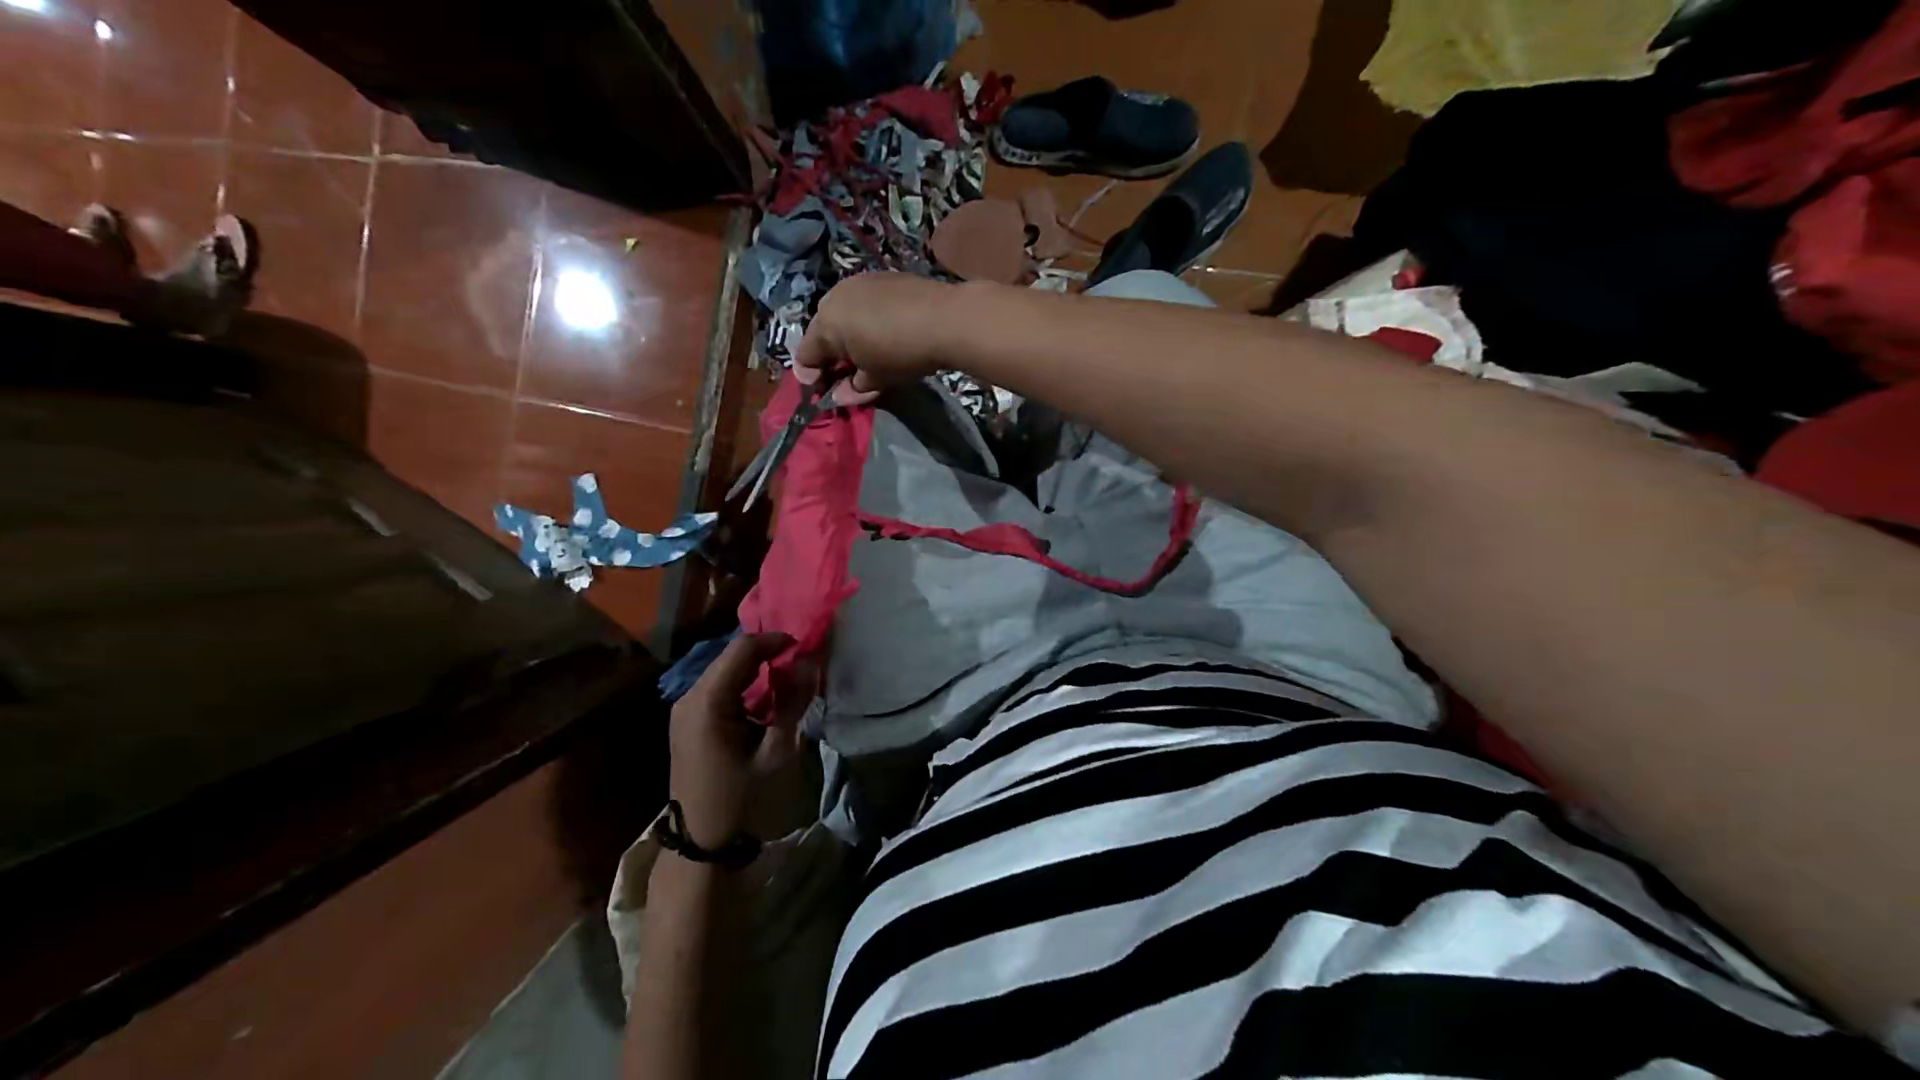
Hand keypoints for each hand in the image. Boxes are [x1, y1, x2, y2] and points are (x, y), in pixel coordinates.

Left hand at [667, 633, 805, 849]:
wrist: (700, 840)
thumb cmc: (740, 797)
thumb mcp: (775, 751)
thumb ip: (793, 702)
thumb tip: (809, 664)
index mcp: (707, 702)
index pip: (742, 649)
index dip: (775, 641)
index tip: (804, 649)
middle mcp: (688, 696)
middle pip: (731, 656)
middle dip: (767, 654)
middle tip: (800, 664)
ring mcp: (683, 708)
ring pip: (725, 669)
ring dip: (756, 669)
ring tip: (787, 680)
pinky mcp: (686, 719)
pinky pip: (718, 687)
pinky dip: (743, 685)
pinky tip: (764, 699)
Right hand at [793, 272, 957, 400]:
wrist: (947, 319)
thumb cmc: (903, 354)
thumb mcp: (876, 379)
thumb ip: (853, 387)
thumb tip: (840, 396)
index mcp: (826, 324)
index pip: (806, 355)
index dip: (811, 376)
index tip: (821, 391)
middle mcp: (835, 297)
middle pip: (822, 330)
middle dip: (829, 353)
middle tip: (844, 373)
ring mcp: (859, 281)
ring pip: (843, 312)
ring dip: (848, 333)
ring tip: (865, 352)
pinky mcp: (884, 276)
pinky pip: (865, 301)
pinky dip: (866, 318)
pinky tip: (884, 330)